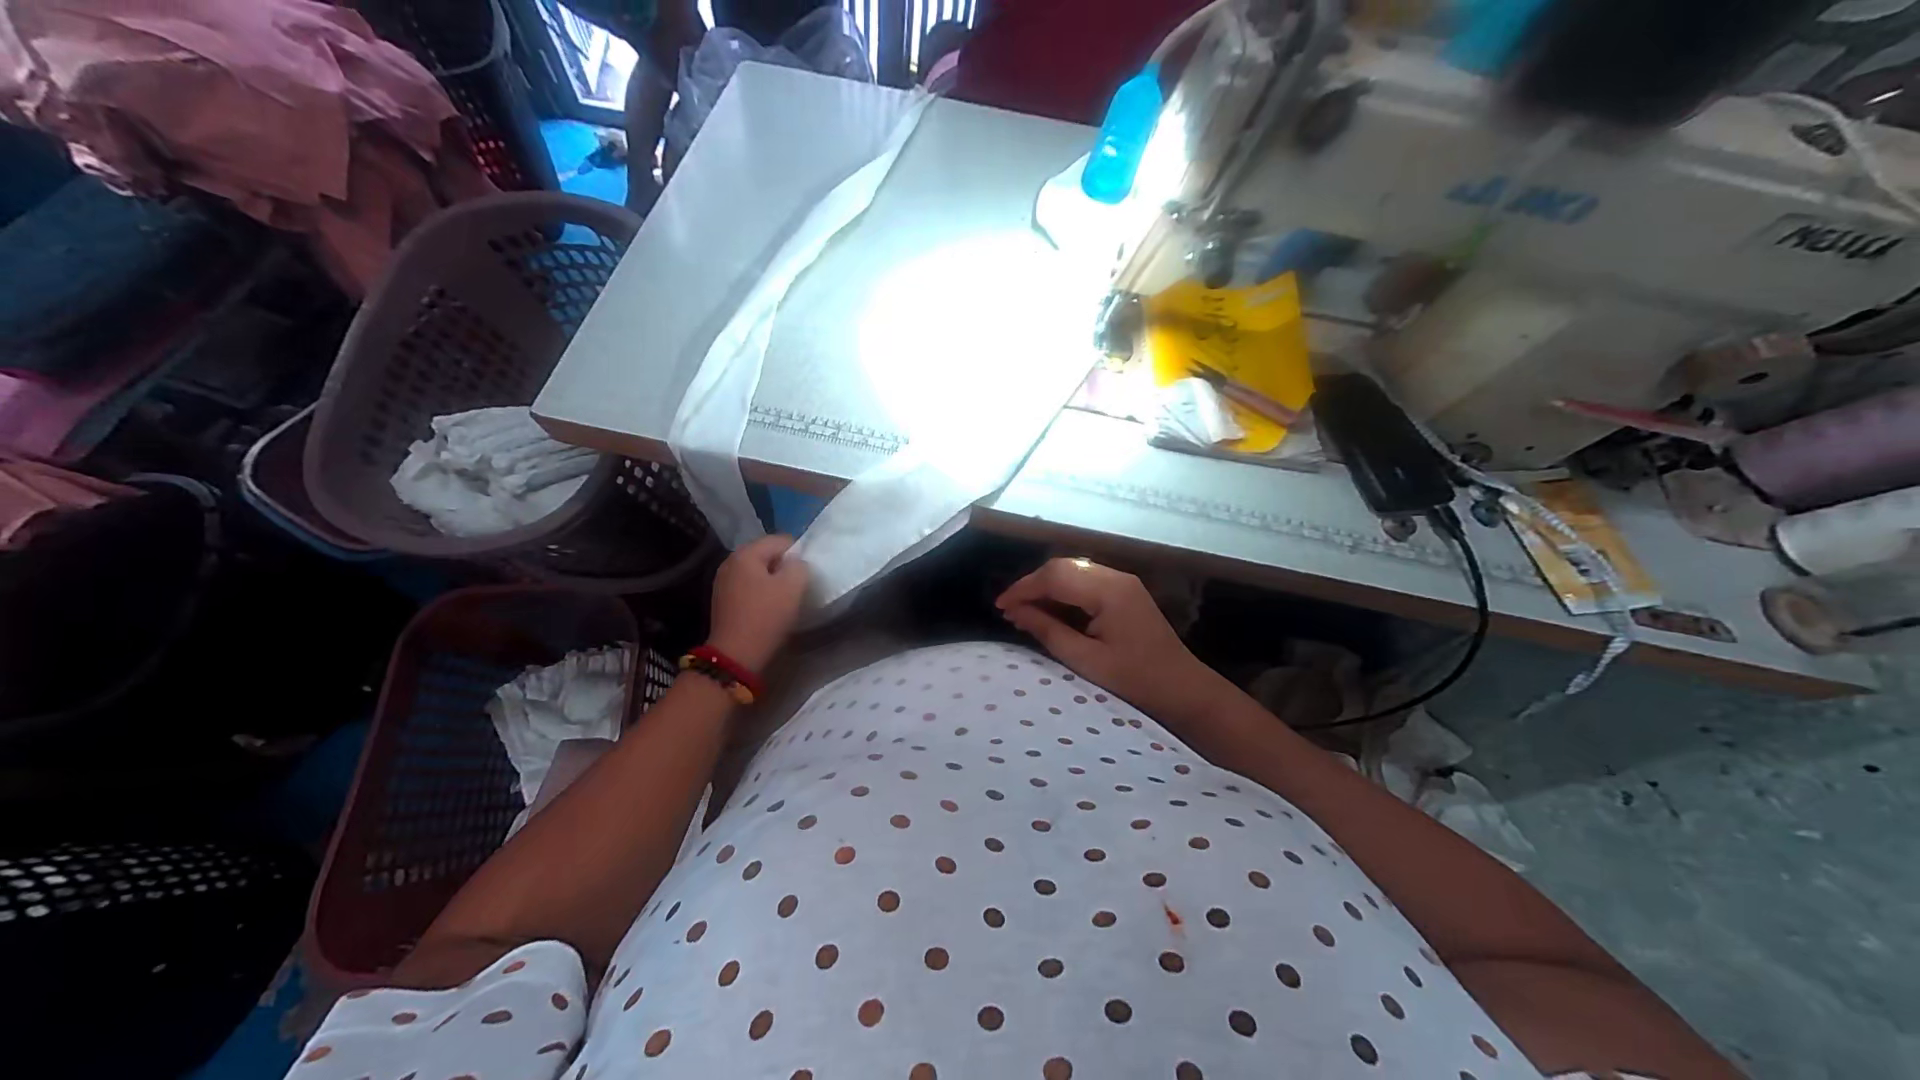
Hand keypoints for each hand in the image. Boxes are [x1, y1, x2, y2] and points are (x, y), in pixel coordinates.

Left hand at [708, 535, 809, 671]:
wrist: (736, 655)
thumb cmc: (766, 616)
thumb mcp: (793, 586)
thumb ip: (799, 566)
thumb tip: (795, 564)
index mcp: (745, 554)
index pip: (780, 540)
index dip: (798, 553)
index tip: (806, 574)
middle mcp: (730, 562)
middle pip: (766, 555)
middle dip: (784, 567)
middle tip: (797, 587)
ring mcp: (723, 582)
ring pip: (757, 573)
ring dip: (772, 582)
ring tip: (784, 599)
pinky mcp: (722, 601)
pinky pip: (748, 588)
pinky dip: (760, 593)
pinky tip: (768, 609)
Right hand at [995, 558, 1235, 730]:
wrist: (1183, 688)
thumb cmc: (1135, 679)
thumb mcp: (1086, 660)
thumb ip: (1048, 631)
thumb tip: (1015, 612)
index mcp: (1108, 591)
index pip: (1055, 577)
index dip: (1023, 589)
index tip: (1000, 607)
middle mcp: (1116, 577)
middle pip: (1063, 567)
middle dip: (1032, 585)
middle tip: (1008, 609)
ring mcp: (1123, 583)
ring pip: (1073, 571)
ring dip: (1046, 587)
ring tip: (1023, 611)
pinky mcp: (1125, 592)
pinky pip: (1085, 581)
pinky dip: (1063, 591)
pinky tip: (1049, 610)